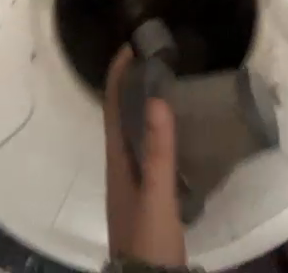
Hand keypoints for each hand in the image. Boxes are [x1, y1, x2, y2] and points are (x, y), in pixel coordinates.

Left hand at [104, 47, 186, 265]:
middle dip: (131, 86)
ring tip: (165, 86)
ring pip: (133, 134)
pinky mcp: (147, 197)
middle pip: (120, 117)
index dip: (117, 77)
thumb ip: (158, 151)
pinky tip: (176, 135)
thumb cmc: (148, 239)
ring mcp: (132, 183)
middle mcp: (120, 168)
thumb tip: (156, 99)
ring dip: (143, 107)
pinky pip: (148, 151)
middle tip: (153, 60)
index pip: (112, 108)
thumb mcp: (156, 196)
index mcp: (117, 162)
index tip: (129, 48)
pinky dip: (157, 133)